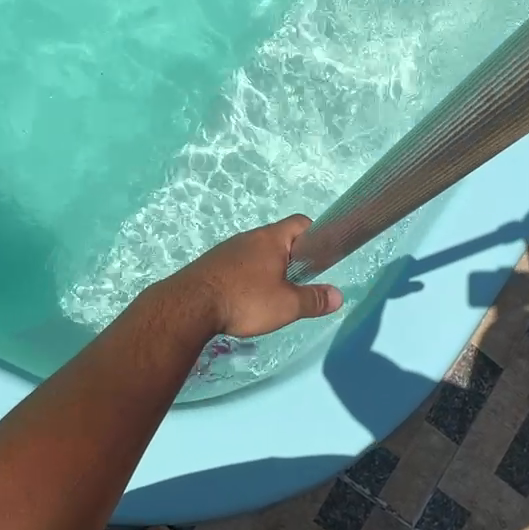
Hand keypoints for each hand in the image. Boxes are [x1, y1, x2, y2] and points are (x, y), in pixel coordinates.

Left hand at [163, 215, 344, 337]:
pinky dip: (246, 279)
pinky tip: (244, 300)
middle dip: (291, 260)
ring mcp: (226, 250)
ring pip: (256, 254)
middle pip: (279, 240)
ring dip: (267, 270)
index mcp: (271, 238)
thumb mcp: (287, 305)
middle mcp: (248, 237)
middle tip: (297, 285)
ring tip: (270, 297)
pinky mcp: (210, 265)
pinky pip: (237, 266)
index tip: (320, 260)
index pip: (301, 223)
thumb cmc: (245, 300)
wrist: (189, 306)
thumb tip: (339, 296)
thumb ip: (314, 300)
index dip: (316, 237)